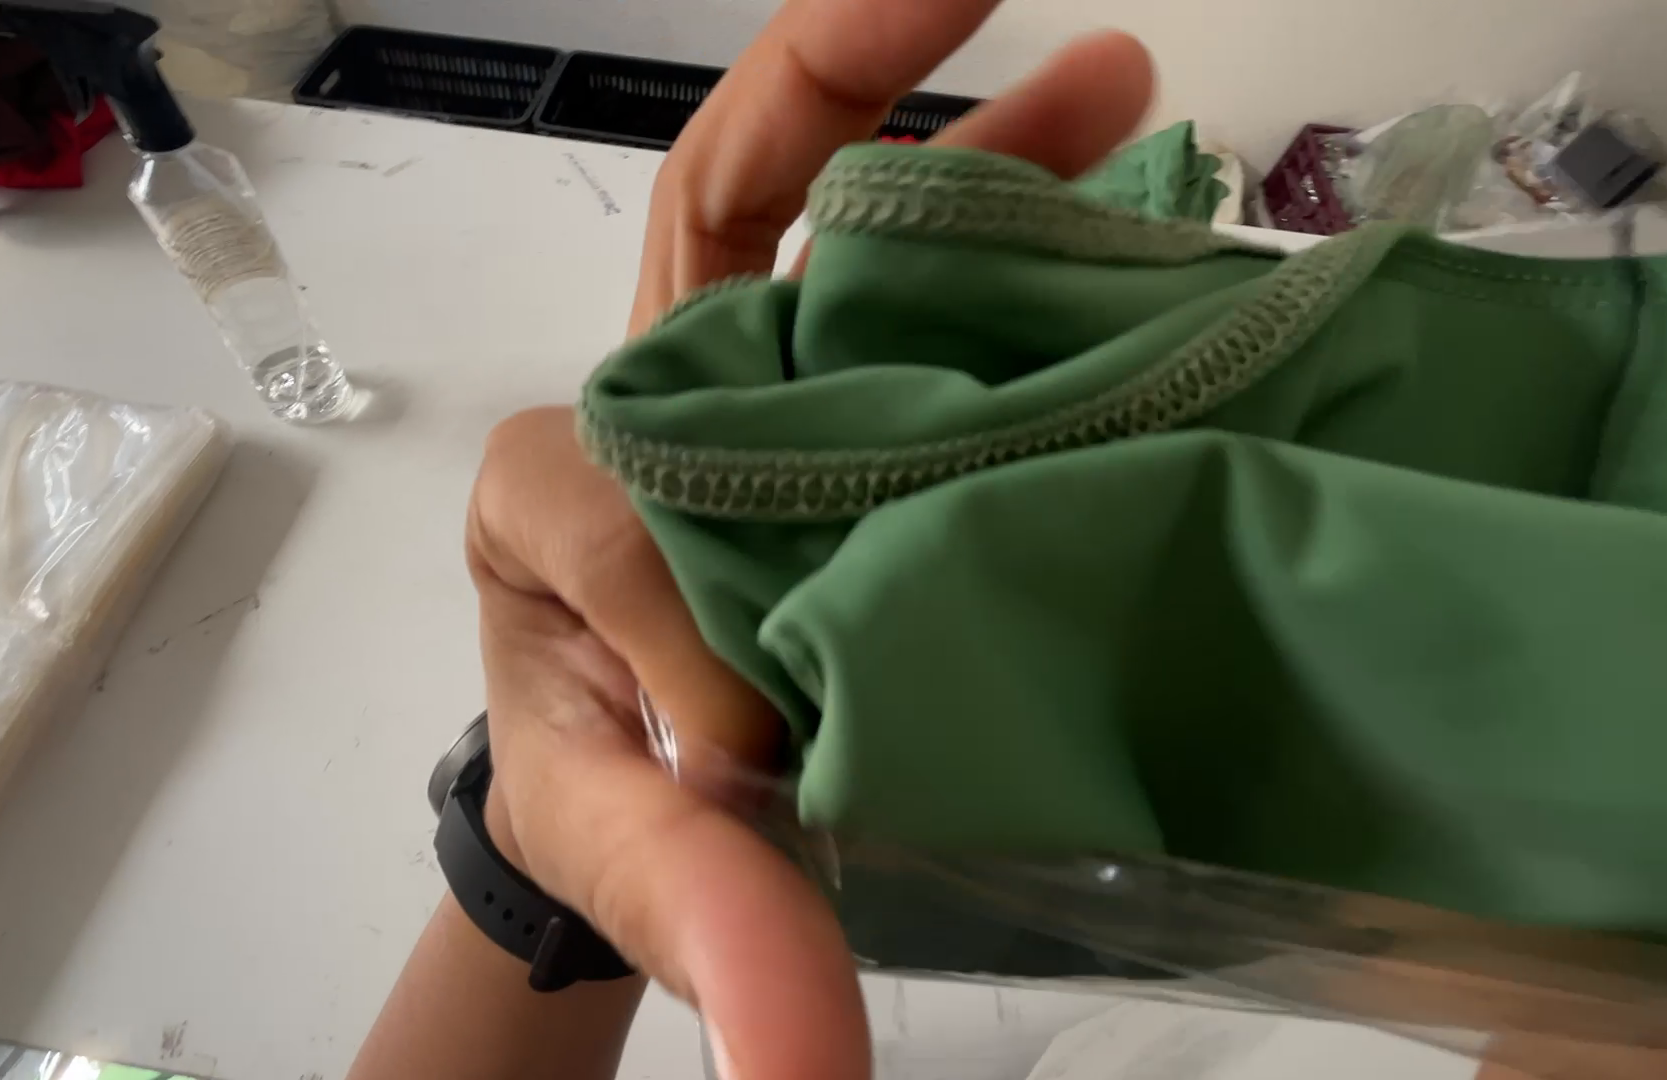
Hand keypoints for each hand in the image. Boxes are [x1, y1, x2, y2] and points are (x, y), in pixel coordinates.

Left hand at [467, 7, 1154, 1077]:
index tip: (746, 720)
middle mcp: (652, 412)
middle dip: (837, 103)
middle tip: (983, 9)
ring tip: (1108, 87)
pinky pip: (904, 290)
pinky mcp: (829, 413)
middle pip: (720, 224)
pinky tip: (1112, 211)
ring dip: (963, 152)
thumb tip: (797, 1050)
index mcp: (554, 508)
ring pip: (827, 227)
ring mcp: (753, 391)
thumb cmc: (611, 805)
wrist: (642, 800)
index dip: (657, 575)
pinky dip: (997, 235)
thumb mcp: (636, 860)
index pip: (589, 483)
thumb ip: (709, 928)